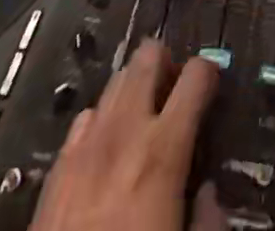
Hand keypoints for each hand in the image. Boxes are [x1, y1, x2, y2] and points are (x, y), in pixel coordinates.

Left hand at [30, 40, 224, 230]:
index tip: (214, 79)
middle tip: (176, 81)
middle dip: (165, 61)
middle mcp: (123, 132)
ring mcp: (86, 142)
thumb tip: (209, 193)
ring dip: (135, 85)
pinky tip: (111, 142)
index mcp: (162, 152)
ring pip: (115, 81)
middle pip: (145, 60)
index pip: (193, 81)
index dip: (208, 72)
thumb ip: (209, 219)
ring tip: (148, 110)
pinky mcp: (60, 161)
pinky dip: (105, 116)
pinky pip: (87, 116)